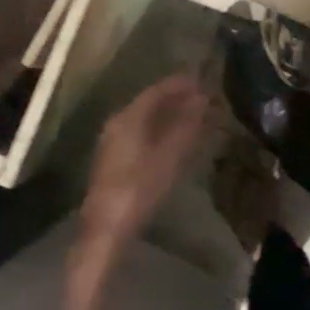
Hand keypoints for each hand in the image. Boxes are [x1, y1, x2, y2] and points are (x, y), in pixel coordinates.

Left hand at [80, 74, 209, 244]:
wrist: (107, 228)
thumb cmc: (139, 188)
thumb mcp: (169, 156)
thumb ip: (187, 125)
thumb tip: (202, 99)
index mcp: (128, 118)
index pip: (156, 91)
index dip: (180, 84)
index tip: (202, 80)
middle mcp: (118, 123)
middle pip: (150, 103)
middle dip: (177, 99)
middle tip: (203, 98)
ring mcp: (114, 142)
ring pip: (145, 119)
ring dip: (170, 116)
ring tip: (195, 117)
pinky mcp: (115, 159)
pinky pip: (141, 133)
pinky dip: (160, 130)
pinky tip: (176, 139)